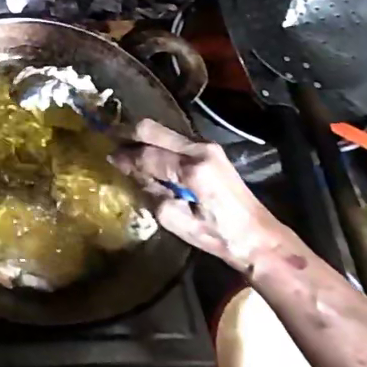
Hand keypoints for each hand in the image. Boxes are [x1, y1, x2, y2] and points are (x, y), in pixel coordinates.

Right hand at [113, 119, 292, 271]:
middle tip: (111, 142)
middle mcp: (200, 149)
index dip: (126, 157)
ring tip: (127, 152)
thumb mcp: (179, 223)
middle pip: (154, 129)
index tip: (108, 158)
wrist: (258, 236)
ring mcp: (208, 146)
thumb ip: (155, 196)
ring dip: (144, 139)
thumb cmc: (220, 236)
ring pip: (165, 132)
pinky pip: (175, 141)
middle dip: (130, 134)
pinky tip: (150, 159)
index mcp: (193, 168)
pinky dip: (158, 145)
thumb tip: (139, 179)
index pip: (148, 155)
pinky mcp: (211, 151)